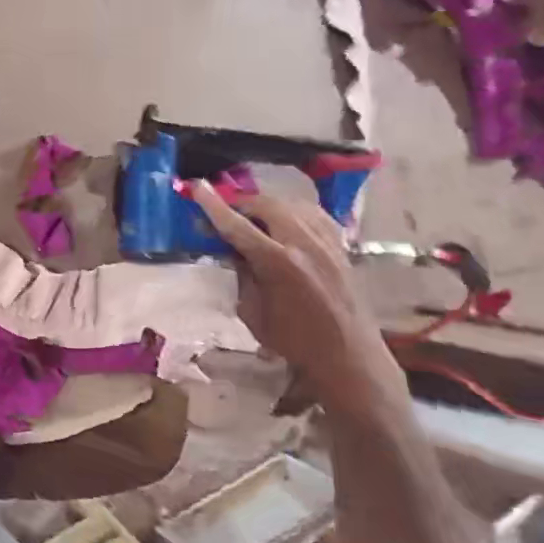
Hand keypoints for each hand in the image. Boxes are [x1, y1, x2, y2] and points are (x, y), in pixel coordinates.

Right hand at [188, 184, 406, 412]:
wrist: (347, 355)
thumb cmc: (292, 340)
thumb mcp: (251, 310)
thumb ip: (241, 274)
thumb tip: (231, 251)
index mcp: (277, 262)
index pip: (237, 225)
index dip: (213, 205)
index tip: (196, 186)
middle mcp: (304, 244)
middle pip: (267, 205)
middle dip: (242, 204)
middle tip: (225, 213)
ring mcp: (327, 243)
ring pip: (292, 205)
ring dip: (268, 206)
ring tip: (253, 216)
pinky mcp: (341, 247)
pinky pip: (314, 215)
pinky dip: (294, 213)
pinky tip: (286, 222)